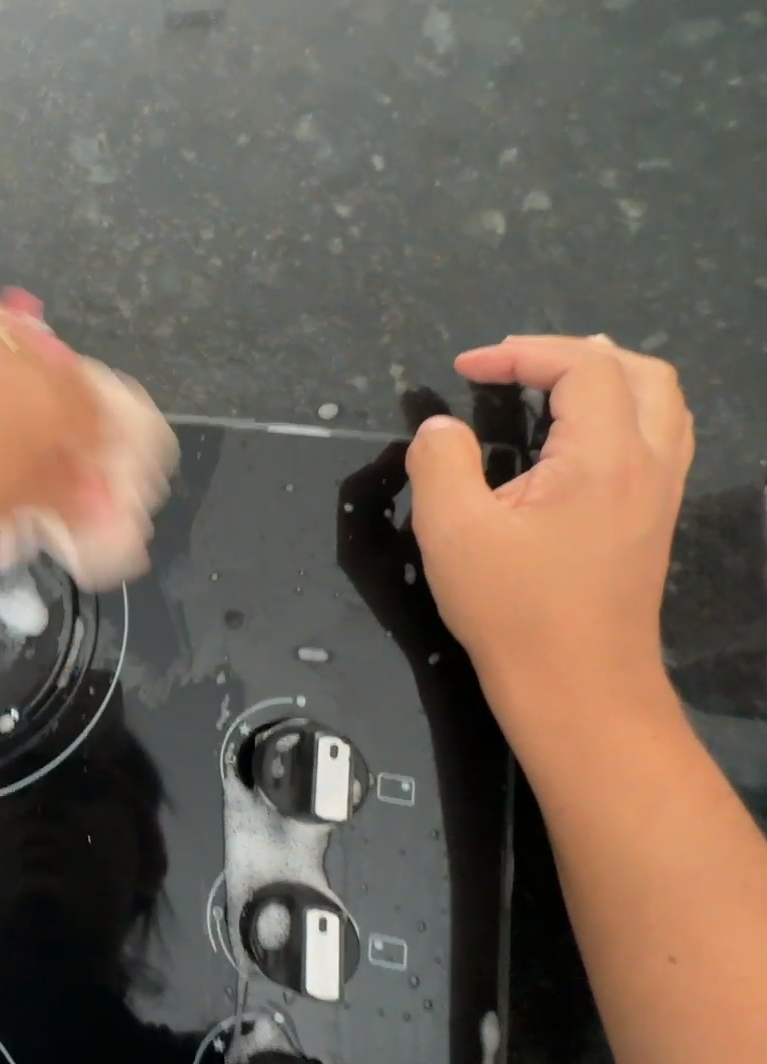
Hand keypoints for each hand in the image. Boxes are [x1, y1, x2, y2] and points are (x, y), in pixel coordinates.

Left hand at [0, 303, 108, 555]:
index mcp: (50, 398)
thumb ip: (63, 489)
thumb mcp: (14, 500)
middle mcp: (15, 358)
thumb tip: (89, 494)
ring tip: (13, 428)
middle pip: (61, 378)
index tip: (87, 467)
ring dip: (27, 388)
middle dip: (64, 412)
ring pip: (19, 358)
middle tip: (53, 446)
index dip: (95, 445)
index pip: (96, 415)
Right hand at [404, 335, 693, 715]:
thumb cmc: (509, 603)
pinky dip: (619, 409)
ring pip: (659, 402)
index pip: (583, 369)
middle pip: (640, 372)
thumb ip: (440, 463)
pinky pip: (656, 435)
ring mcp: (658, 491)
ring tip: (546, 379)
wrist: (573, 676)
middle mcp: (647, 465)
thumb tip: (440, 429)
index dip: (521, 354)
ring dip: (604, 375)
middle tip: (506, 363)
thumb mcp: (450, 529)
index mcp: (602, 460)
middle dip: (570, 353)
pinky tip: (576, 430)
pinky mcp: (650, 515)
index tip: (463, 368)